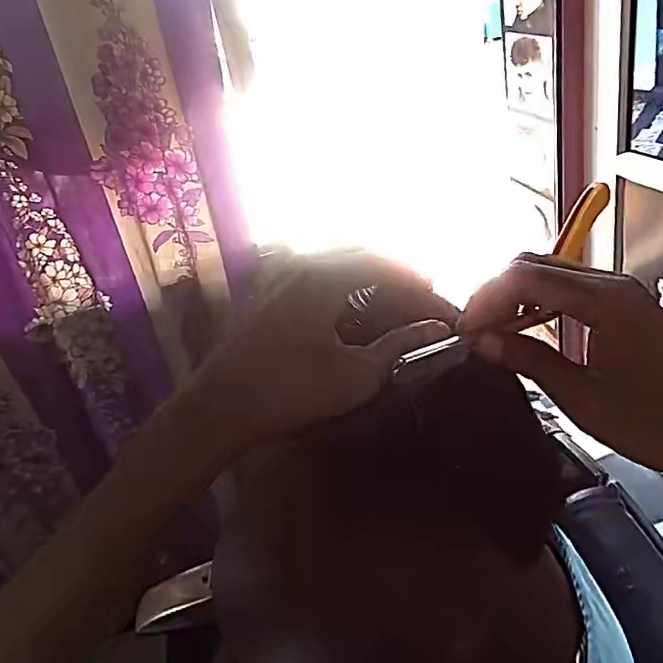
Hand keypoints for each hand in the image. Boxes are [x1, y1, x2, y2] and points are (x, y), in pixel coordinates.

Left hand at [176, 256, 450, 452]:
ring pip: (334, 264)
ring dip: (368, 278)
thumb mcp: (354, 375)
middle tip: (423, 293)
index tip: (442, 303)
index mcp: (321, 275)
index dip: (417, 284)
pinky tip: (354, 309)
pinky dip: (344, 287)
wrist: (220, 406)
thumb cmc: (290, 389)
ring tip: (395, 299)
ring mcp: (279, 278)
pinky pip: (316, 278)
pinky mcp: (269, 295)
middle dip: (394, 273)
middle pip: (357, 256)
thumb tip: (434, 329)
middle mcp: (299, 265)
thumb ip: (398, 346)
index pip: (381, 266)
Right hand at [459, 254, 662, 487]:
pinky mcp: (627, 304)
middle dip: (496, 293)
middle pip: (534, 265)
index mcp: (605, 300)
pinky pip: (569, 287)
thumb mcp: (585, 399)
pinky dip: (540, 302)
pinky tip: (528, 329)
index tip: (464, 328)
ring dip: (516, 297)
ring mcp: (622, 291)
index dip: (486, 299)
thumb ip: (529, 361)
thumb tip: (482, 342)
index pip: (524, 277)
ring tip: (494, 332)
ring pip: (549, 273)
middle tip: (474, 329)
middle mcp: (613, 283)